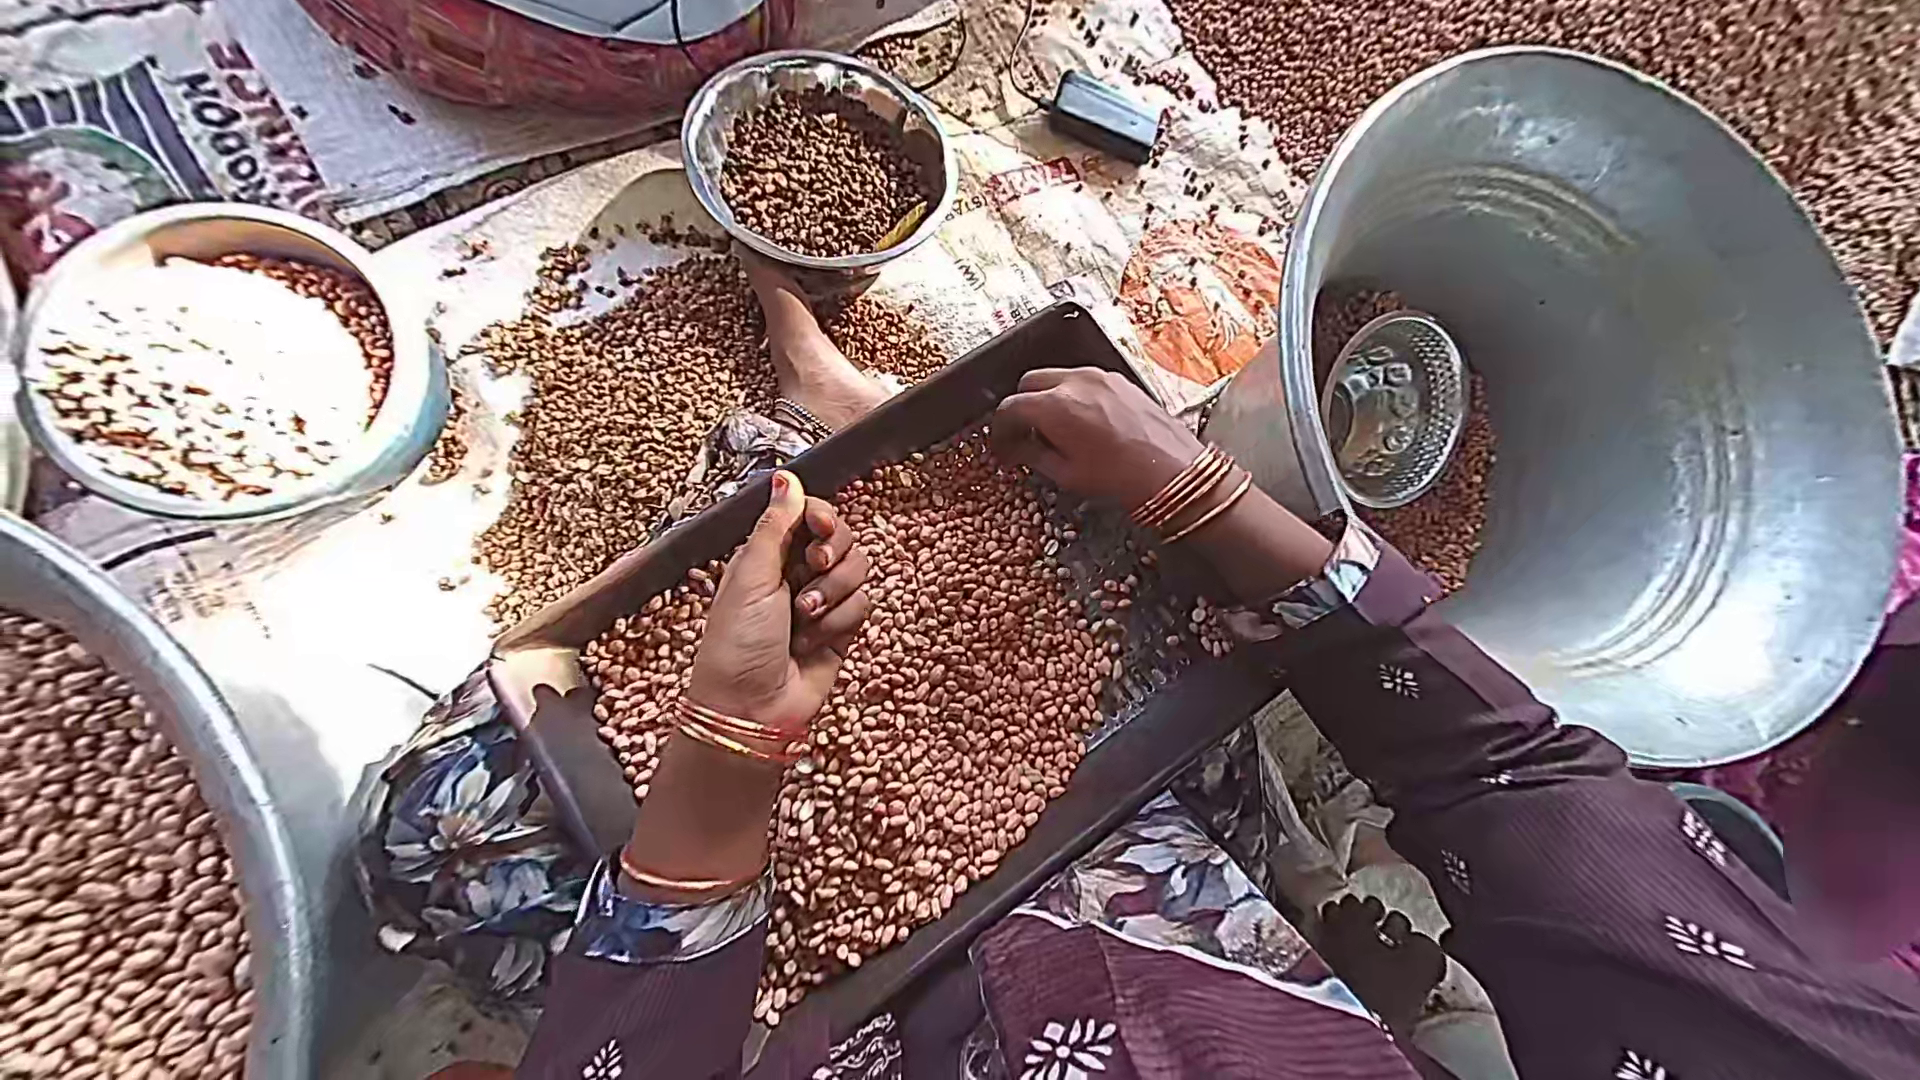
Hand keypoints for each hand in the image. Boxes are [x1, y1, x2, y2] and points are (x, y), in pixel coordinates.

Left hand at [685, 470, 870, 734]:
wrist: (752, 709)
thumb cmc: (737, 643)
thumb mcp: (750, 577)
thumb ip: (775, 526)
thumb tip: (786, 477)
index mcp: (770, 553)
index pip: (811, 514)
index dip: (822, 517)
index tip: (819, 527)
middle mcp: (799, 571)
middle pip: (842, 538)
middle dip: (833, 555)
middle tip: (814, 569)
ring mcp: (823, 598)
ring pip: (858, 570)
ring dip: (833, 594)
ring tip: (805, 617)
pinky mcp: (843, 626)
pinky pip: (863, 603)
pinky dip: (840, 621)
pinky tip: (813, 640)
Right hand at [992, 365, 1333, 595]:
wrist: (1175, 473)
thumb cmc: (1119, 478)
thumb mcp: (1065, 474)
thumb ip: (1033, 453)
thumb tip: (1016, 446)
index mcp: (1055, 405)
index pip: (1010, 408)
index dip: (999, 429)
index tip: (999, 446)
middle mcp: (1074, 381)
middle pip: (1028, 383)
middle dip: (1019, 407)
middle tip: (1020, 436)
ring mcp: (1099, 375)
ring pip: (1055, 377)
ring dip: (1043, 398)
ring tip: (1048, 430)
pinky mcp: (1119, 379)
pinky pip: (1080, 379)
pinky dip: (1068, 395)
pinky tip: (1076, 421)